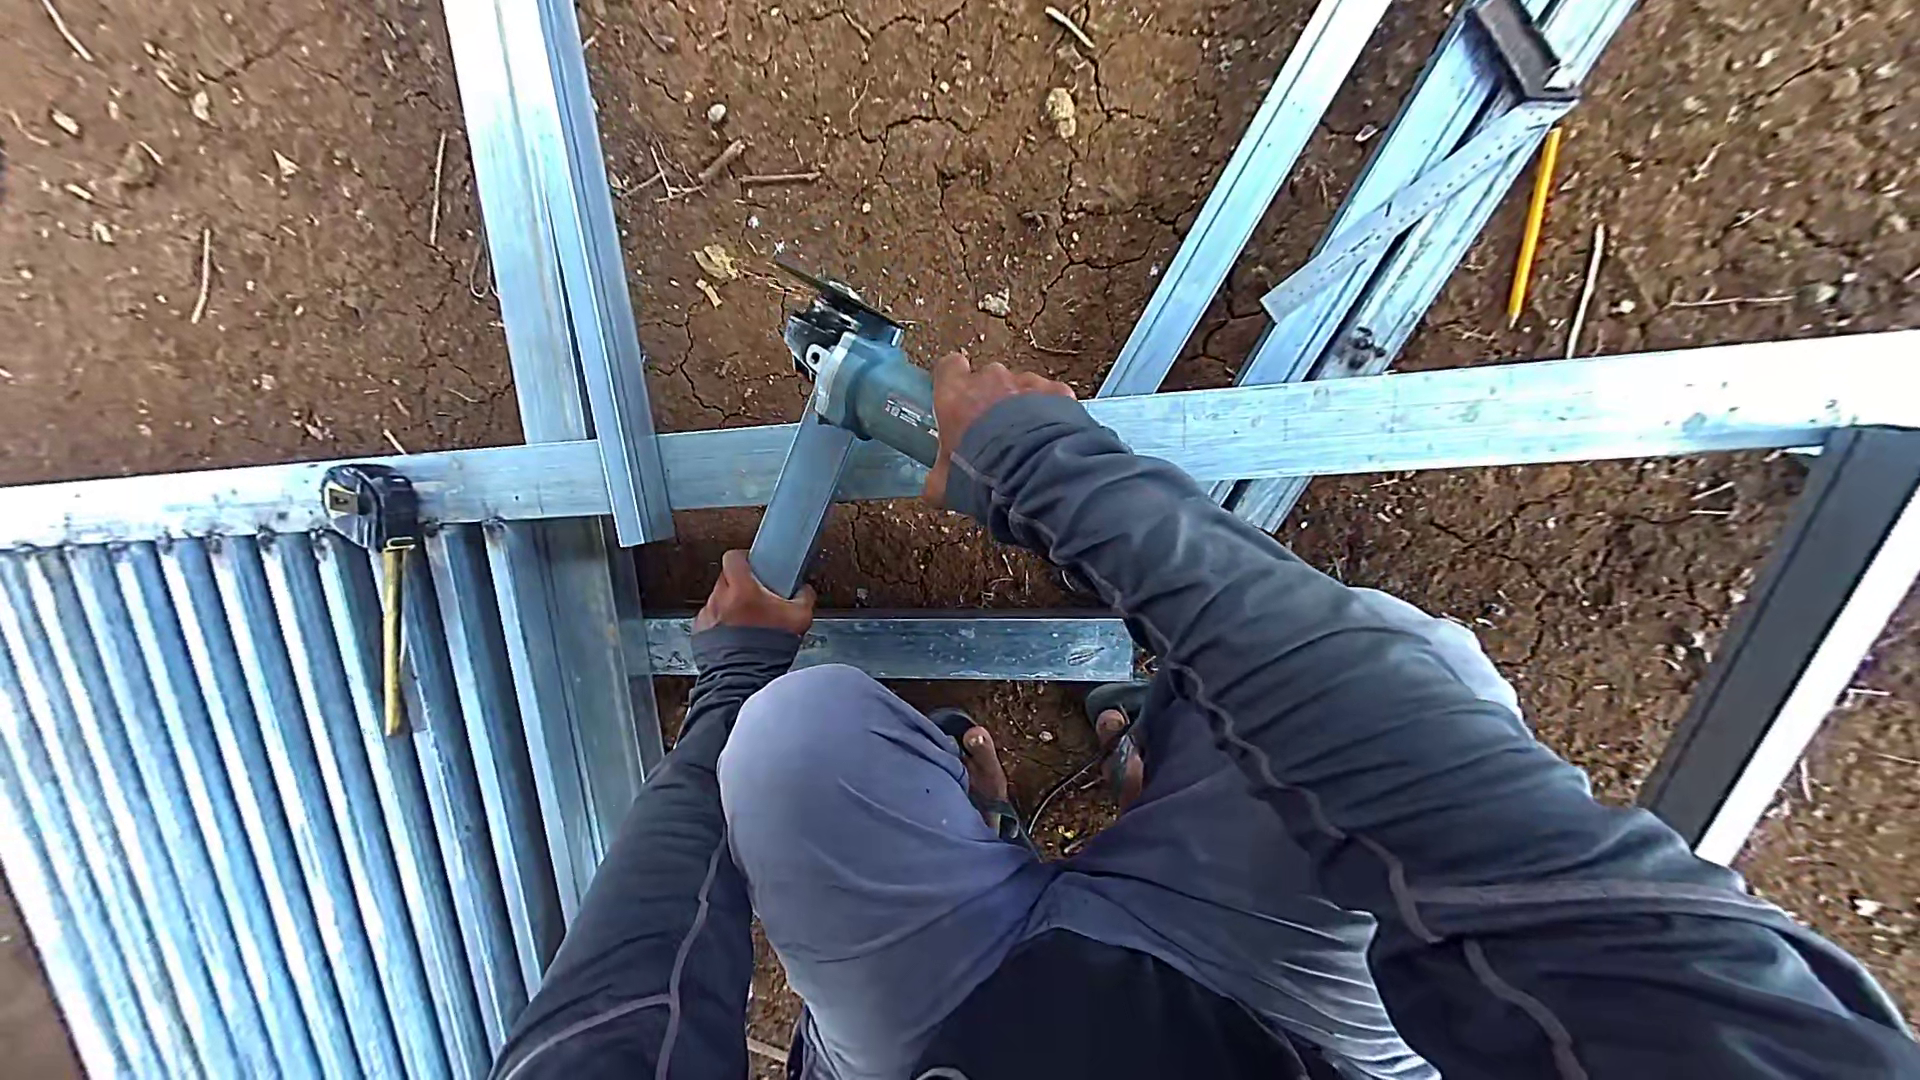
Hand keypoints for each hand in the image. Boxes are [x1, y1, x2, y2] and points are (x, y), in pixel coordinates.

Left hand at [693, 550, 815, 635]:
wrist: (745, 677)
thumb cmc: (769, 647)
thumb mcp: (799, 618)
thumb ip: (803, 597)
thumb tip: (804, 590)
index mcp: (742, 588)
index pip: (734, 557)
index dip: (744, 559)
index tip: (753, 565)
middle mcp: (720, 598)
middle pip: (726, 578)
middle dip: (739, 584)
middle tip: (755, 595)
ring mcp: (707, 616)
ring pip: (717, 599)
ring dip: (729, 605)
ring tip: (746, 620)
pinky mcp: (700, 633)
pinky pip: (710, 620)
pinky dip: (721, 624)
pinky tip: (736, 635)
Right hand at [921, 350, 1074, 504]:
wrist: (1034, 473)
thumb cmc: (982, 474)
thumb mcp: (946, 485)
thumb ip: (937, 479)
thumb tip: (932, 489)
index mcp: (956, 395)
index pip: (948, 367)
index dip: (953, 380)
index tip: (956, 398)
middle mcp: (991, 380)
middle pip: (988, 378)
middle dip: (990, 399)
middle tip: (993, 432)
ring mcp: (1027, 382)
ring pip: (1021, 386)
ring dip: (1021, 406)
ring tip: (1025, 439)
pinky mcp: (1057, 392)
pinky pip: (1051, 397)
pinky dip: (1051, 412)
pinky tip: (1050, 438)